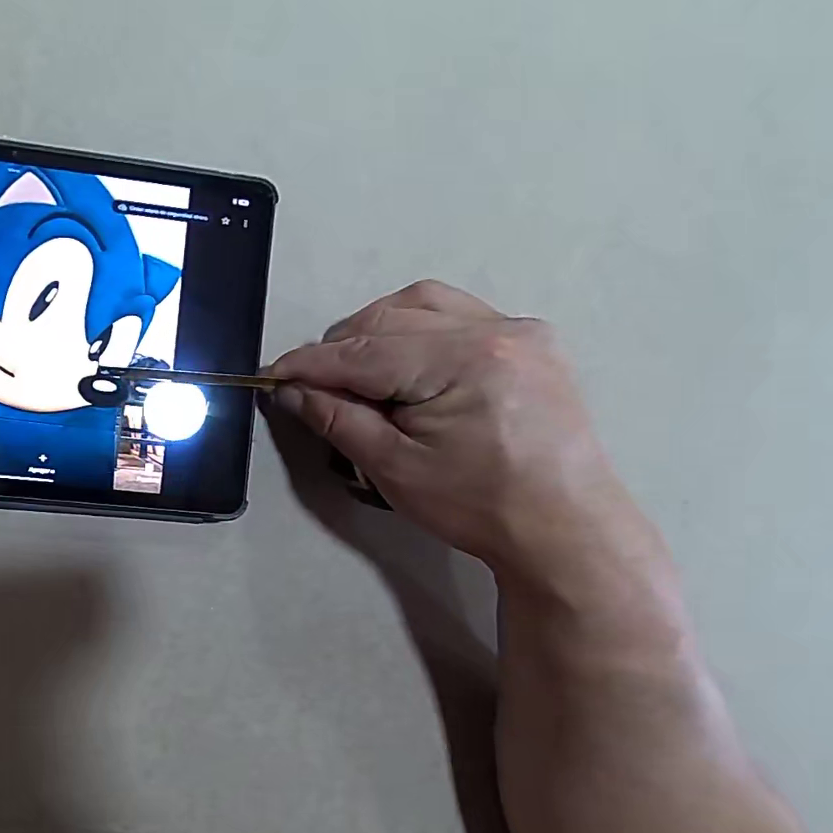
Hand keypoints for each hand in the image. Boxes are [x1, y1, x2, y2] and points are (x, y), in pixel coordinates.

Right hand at [268, 280, 646, 583]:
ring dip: (373, 330)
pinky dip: (414, 328)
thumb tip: (291, 391)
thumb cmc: (476, 505)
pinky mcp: (527, 342)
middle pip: (388, 319)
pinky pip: (455, 314)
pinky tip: (401, 360)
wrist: (563, 527)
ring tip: (350, 370)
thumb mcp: (393, 467)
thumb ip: (337, 419)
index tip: (269, 376)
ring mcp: (517, 330)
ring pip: (420, 305)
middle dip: (338, 349)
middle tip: (309, 387)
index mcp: (462, 361)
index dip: (308, 364)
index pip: (362, 352)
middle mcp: (493, 330)